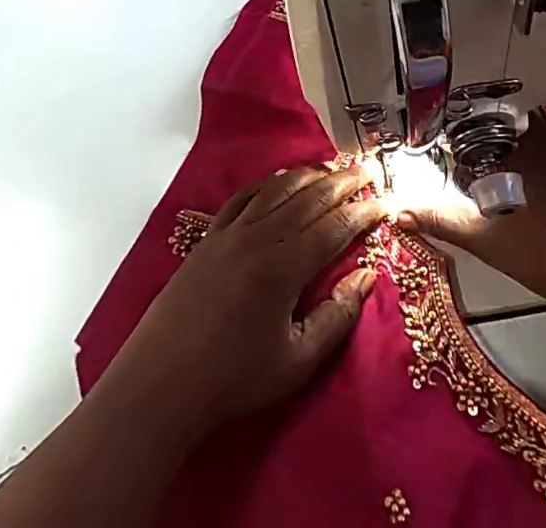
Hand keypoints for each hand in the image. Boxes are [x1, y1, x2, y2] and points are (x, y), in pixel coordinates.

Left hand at [97, 165, 384, 437]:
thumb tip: (369, 276)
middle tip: (364, 171)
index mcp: (283, 267)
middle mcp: (258, 238)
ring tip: (329, 167)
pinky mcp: (208, 237)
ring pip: (275, 191)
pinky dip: (265, 183)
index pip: (332, 227)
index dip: (361, 212)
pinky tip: (277, 180)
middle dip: (340, 182)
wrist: (163, 377)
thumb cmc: (234, 377)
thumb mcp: (298, 360)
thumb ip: (337, 316)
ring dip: (306, 175)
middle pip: (307, 199)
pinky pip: (242, 198)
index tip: (382, 202)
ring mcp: (229, 233)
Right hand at [398, 112, 545, 310]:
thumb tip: (399, 211)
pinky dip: (525, 165)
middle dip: (468, 142)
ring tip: (480, 177)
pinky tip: (522, 192)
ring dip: (497, 152)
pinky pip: (541, 153)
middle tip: (450, 163)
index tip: (424, 147)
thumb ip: (442, 221)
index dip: (439, 136)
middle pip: (489, 130)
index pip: (461, 129)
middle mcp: (531, 141)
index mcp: (503, 152)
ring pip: (517, 140)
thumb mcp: (487, 242)